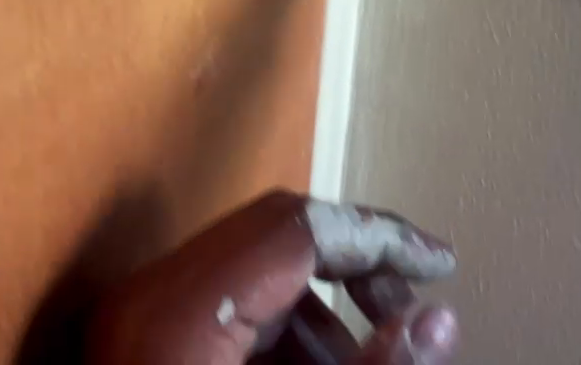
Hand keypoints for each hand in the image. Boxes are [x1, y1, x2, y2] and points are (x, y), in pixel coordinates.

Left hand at [89, 191, 458, 364]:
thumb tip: (438, 320)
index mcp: (180, 314)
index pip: (299, 228)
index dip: (379, 235)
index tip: (437, 262)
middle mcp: (153, 295)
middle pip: (280, 235)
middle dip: (354, 265)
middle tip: (409, 299)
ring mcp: (142, 314)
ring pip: (259, 273)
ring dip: (321, 308)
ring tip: (366, 358)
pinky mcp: (146, 337)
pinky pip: (231, 308)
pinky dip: (282, 334)